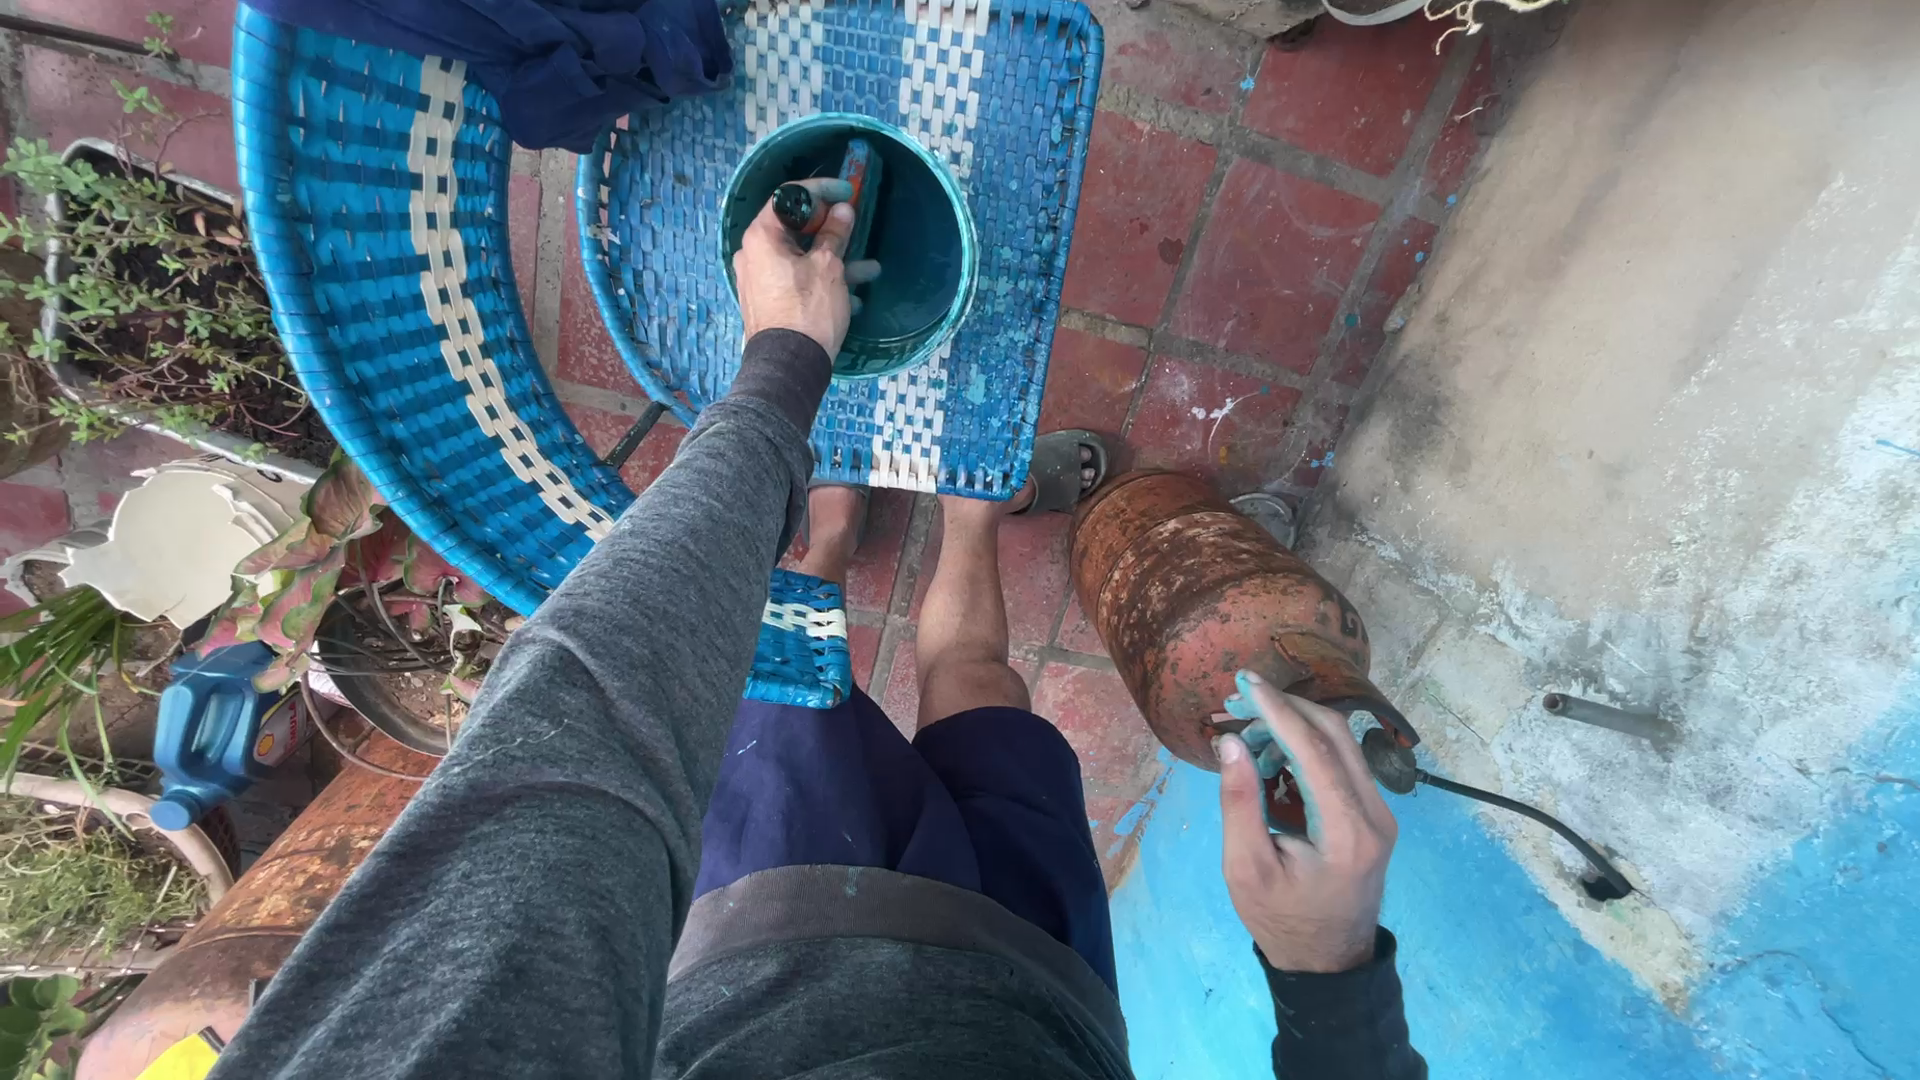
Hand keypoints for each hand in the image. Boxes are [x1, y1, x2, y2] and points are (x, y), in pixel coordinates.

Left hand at [732, 178, 880, 357]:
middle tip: (855, 228)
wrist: (790, 366)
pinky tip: (853, 297)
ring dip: (835, 261)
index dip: (821, 191)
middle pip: (795, 230)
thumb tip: (842, 211)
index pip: (789, 197)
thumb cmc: (808, 310)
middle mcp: (753, 254)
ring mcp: (759, 281)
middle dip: (831, 231)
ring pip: (801, 260)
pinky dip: (821, 282)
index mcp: (761, 236)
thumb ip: (834, 234)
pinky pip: (797, 282)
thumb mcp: (828, 267)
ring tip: (869, 269)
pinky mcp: (769, 304)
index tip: (847, 192)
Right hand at [1216, 671, 1397, 973]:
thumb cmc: (1281, 918)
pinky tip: (1265, 749)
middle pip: (1333, 732)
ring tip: (1241, 728)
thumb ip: (1239, 801)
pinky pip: (1337, 760)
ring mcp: (1378, 812)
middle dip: (1283, 706)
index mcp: (1347, 830)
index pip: (1313, 748)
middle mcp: (1374, 813)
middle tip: (1235, 699)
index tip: (1244, 682)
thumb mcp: (1246, 865)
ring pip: (1337, 741)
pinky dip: (1300, 743)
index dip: (1276, 709)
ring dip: (1290, 723)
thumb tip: (1231, 740)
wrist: (1328, 963)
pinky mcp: (1370, 813)